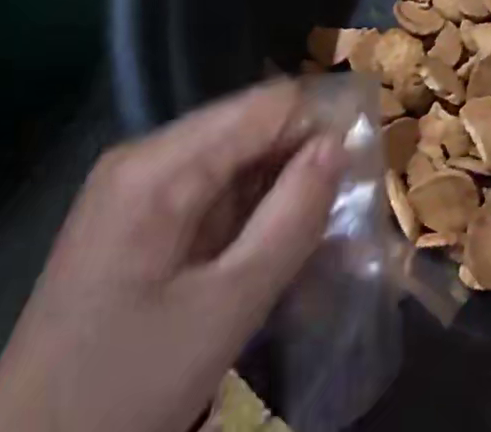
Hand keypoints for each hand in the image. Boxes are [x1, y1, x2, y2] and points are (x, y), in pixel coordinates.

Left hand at [0, 81, 345, 431]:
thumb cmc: (125, 387)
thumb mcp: (227, 306)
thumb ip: (291, 217)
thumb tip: (341, 142)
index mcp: (158, 167)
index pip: (268, 104)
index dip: (323, 124)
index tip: (364, 168)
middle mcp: (146, 158)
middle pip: (253, 127)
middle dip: (306, 158)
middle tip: (348, 207)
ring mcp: (139, 188)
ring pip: (240, 159)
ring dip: (285, 188)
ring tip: (324, 232)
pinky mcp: (142, 218)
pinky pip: (217, 191)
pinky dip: (256, 211)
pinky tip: (279, 246)